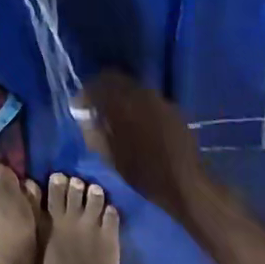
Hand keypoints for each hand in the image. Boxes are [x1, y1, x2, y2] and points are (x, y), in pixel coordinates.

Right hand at [75, 71, 209, 216]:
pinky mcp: (172, 108)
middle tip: (96, 107)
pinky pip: (148, 99)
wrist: (185, 182)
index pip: (97, 85)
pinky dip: (138, 106)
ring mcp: (159, 99)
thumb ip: (94, 132)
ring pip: (133, 89)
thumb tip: (85, 117)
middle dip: (103, 91)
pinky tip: (138, 122)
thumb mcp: (110, 157)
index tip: (80, 105)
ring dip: (122, 97)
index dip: (85, 93)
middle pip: (116, 81)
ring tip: (116, 115)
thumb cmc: (143, 174)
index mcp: (122, 105)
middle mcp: (141, 94)